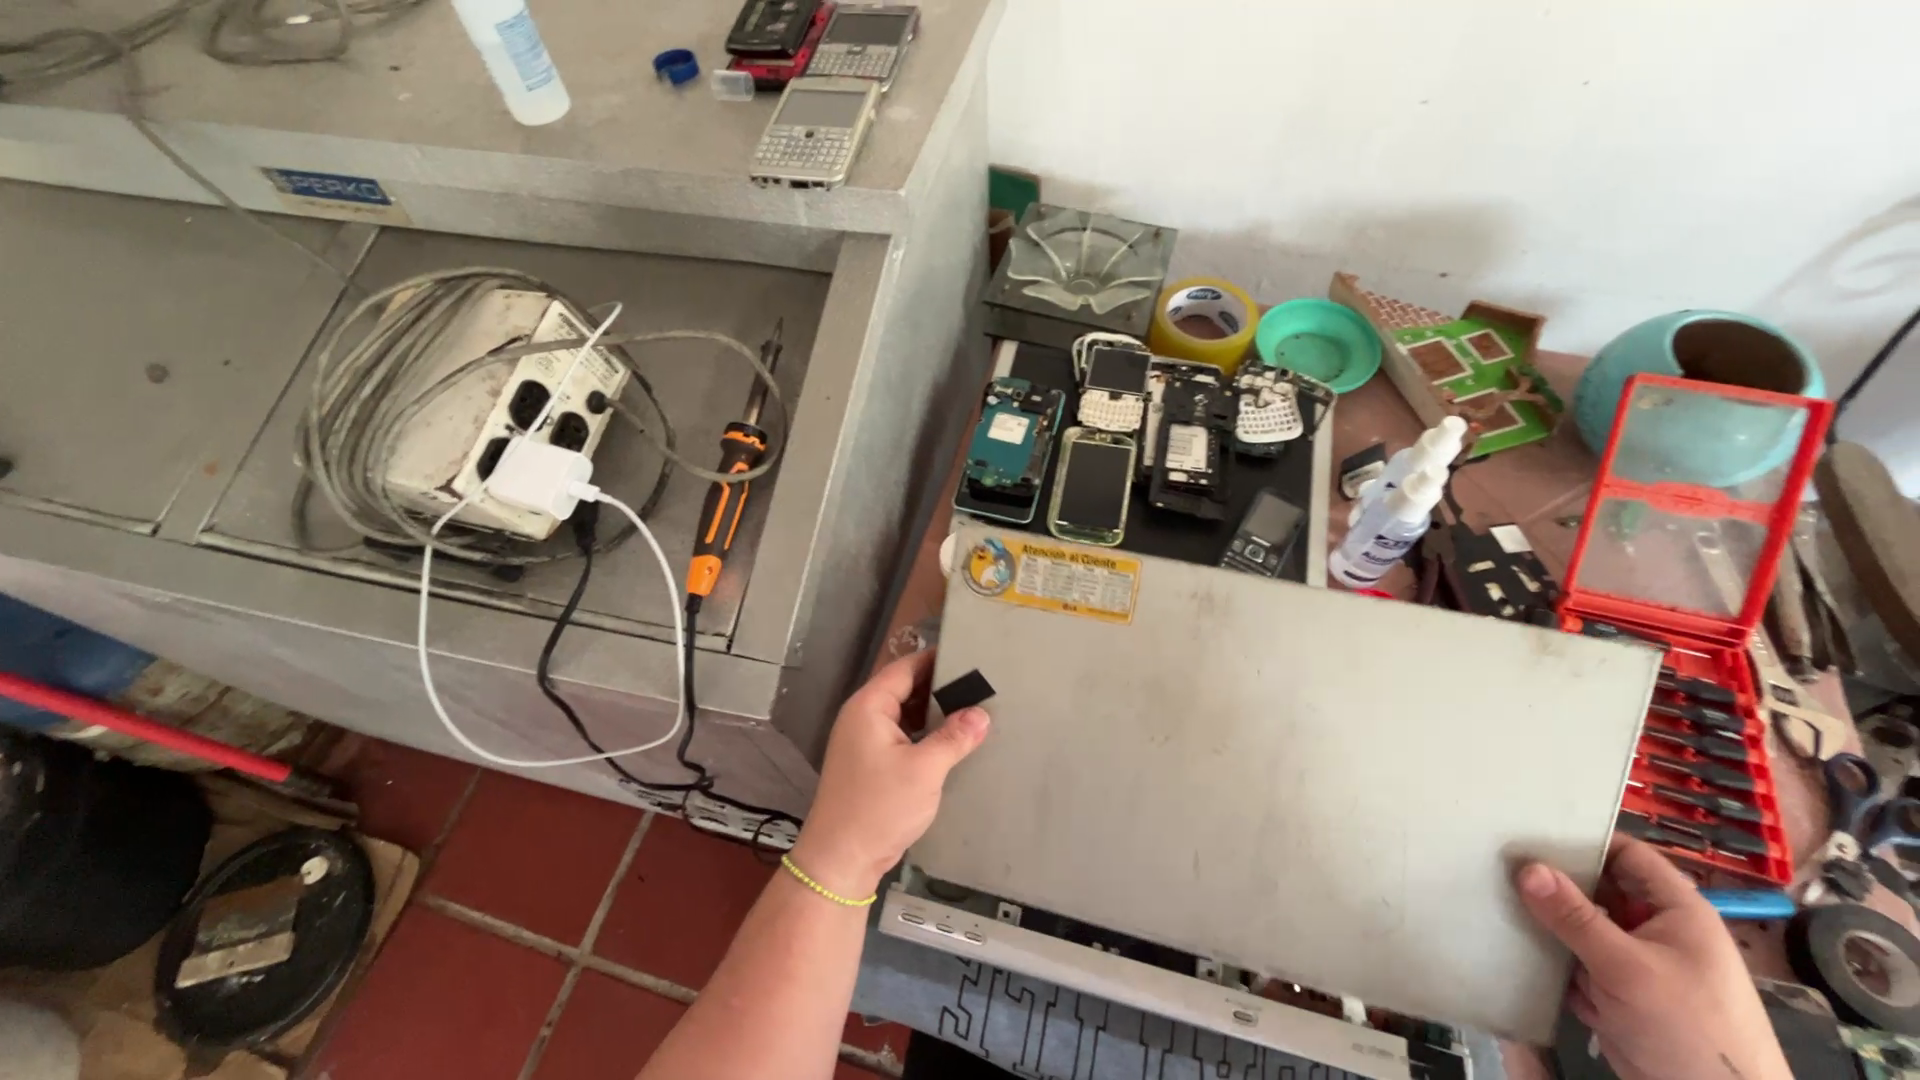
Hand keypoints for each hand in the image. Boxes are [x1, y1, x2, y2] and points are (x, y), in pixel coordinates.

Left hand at [789, 649, 989, 899]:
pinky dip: (925, 735)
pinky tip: (952, 742)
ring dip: (934, 714)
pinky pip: (902, 736)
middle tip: (981, 684)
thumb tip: (981, 714)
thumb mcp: (924, 770)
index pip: (905, 668)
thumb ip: (954, 737)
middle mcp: (863, 717)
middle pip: (904, 689)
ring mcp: (864, 742)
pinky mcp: (870, 764)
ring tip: (974, 710)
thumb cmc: (879, 807)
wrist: (841, 860)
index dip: (936, 659)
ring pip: (905, 715)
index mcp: (869, 706)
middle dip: (940, 687)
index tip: (971, 654)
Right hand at [1516, 837, 1789, 1079]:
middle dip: (1552, 882)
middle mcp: (1656, 930)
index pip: (1627, 855)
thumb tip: (1525, 867)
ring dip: (1545, 922)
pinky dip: (1548, 956)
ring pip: (1580, 927)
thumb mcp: (1628, 969)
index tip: (1529, 829)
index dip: (1584, 839)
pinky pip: (1574, 961)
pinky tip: (1509, 943)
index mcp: (1677, 912)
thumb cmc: (1690, 1030)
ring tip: (1491, 896)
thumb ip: (1575, 917)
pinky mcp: (1616, 994)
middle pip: (1597, 890)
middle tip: (1497, 862)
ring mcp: (1635, 964)